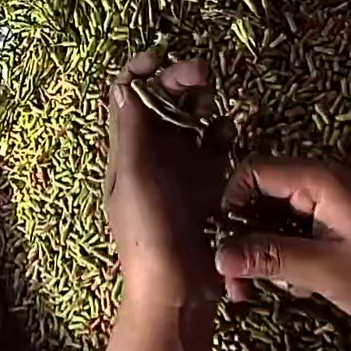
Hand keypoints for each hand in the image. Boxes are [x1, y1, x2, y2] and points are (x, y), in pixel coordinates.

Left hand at [105, 52, 228, 308]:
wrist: (177, 292)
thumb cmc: (146, 235)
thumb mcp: (133, 180)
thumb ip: (130, 133)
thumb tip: (122, 85)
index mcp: (126, 147)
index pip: (126, 94)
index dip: (139, 71)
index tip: (160, 58)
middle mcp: (153, 148)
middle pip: (163, 98)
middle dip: (179, 79)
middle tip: (202, 73)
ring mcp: (183, 162)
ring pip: (192, 115)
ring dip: (202, 102)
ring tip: (211, 109)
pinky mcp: (210, 177)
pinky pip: (217, 141)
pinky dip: (223, 130)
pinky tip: (228, 133)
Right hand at [213, 159, 350, 335]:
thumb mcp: (328, 271)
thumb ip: (271, 258)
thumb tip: (217, 254)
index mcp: (318, 180)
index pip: (253, 172)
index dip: (230, 204)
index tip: (221, 245)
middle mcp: (319, 184)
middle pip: (261, 196)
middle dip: (246, 237)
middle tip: (237, 285)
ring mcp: (328, 205)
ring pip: (275, 219)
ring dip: (267, 253)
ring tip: (276, 291)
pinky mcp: (335, 226)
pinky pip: (295, 232)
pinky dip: (289, 258)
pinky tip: (301, 288)